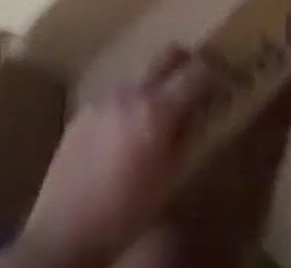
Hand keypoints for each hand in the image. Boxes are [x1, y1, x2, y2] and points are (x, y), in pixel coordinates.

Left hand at [0, 48, 213, 267]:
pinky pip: (116, 96)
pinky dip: (130, 104)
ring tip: (156, 118)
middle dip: (188, 63)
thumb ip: (187, 135)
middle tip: (198, 83)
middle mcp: (130, 94)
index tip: (228, 78)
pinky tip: (125, 135)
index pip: (198, 70)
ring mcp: (102, 101)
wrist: (63, 235)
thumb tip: (200, 111)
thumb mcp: (170, 176)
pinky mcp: (82, 114)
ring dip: (156, 87)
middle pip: (168, 55)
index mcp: (157, 109)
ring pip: (140, 77)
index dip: (217, 71)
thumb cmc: (126, 213)